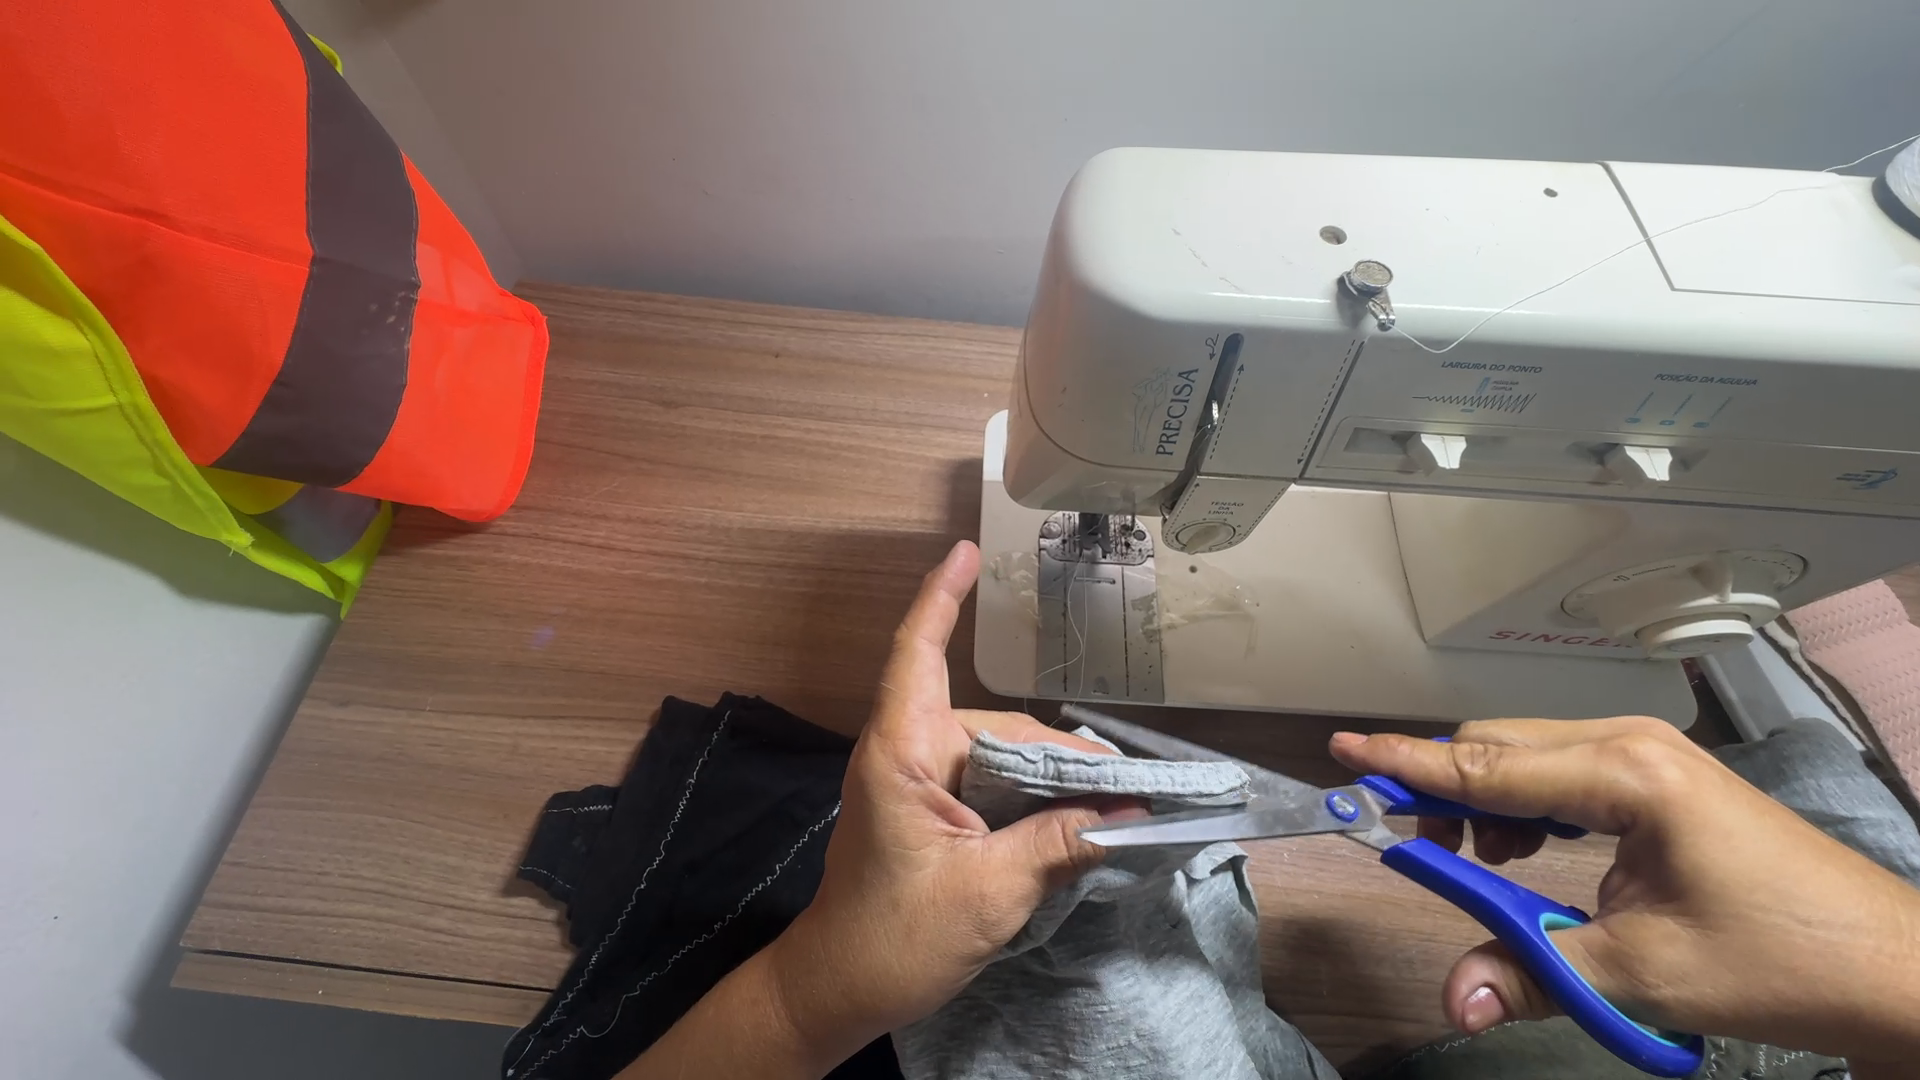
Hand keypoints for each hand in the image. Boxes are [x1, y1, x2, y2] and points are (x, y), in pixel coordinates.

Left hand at [767, 540, 1138, 1063]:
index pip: (917, 654)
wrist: (839, 987)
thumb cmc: (895, 938)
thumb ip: (1056, 844)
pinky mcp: (931, 803)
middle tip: (1125, 784)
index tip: (967, 553)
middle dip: (1058, 750)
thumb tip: (1126, 813)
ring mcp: (919, 776)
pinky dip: (1032, 792)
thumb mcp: (987, 893)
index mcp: (903, 751)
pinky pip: (991, 779)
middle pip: (996, 722)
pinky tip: (1075, 813)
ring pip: (1000, 752)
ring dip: (1051, 777)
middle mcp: (910, 748)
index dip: (941, 599)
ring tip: (1113, 804)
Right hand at [1330, 716, 1919, 1062]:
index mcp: (1622, 775)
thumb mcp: (1647, 975)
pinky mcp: (1649, 769)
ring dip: (1478, 797)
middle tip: (1423, 848)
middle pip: (1491, 747)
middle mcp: (1622, 742)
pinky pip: (1549, 765)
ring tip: (1483, 857)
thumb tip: (1453, 1005)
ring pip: (1516, 752)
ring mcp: (1639, 749)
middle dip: (1441, 790)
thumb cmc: (1783, 966)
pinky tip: (1529, 844)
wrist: (1912, 976)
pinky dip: (1516, 800)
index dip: (1405, 761)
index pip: (1484, 766)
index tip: (1342, 748)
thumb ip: (1533, 974)